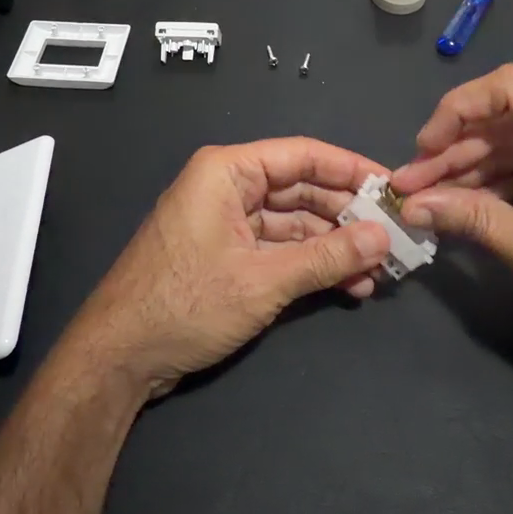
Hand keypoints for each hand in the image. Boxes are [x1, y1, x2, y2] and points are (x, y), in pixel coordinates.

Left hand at [64, 137, 391, 398]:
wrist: (118, 358)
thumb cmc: (185, 304)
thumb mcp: (263, 281)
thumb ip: (327, 257)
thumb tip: (382, 237)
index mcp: (227, 171)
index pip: (303, 155)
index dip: (351, 169)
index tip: (393, 186)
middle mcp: (228, 187)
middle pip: (302, 190)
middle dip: (347, 216)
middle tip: (394, 237)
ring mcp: (227, 221)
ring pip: (294, 223)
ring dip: (335, 247)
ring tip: (380, 271)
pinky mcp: (227, 254)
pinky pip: (279, 248)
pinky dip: (311, 265)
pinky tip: (349, 284)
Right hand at [391, 65, 512, 366]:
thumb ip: (476, 221)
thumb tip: (412, 206)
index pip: (512, 89)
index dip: (457, 111)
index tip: (421, 149)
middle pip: (510, 117)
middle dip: (455, 149)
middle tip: (408, 185)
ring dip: (471, 168)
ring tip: (424, 198)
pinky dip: (499, 182)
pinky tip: (461, 203)